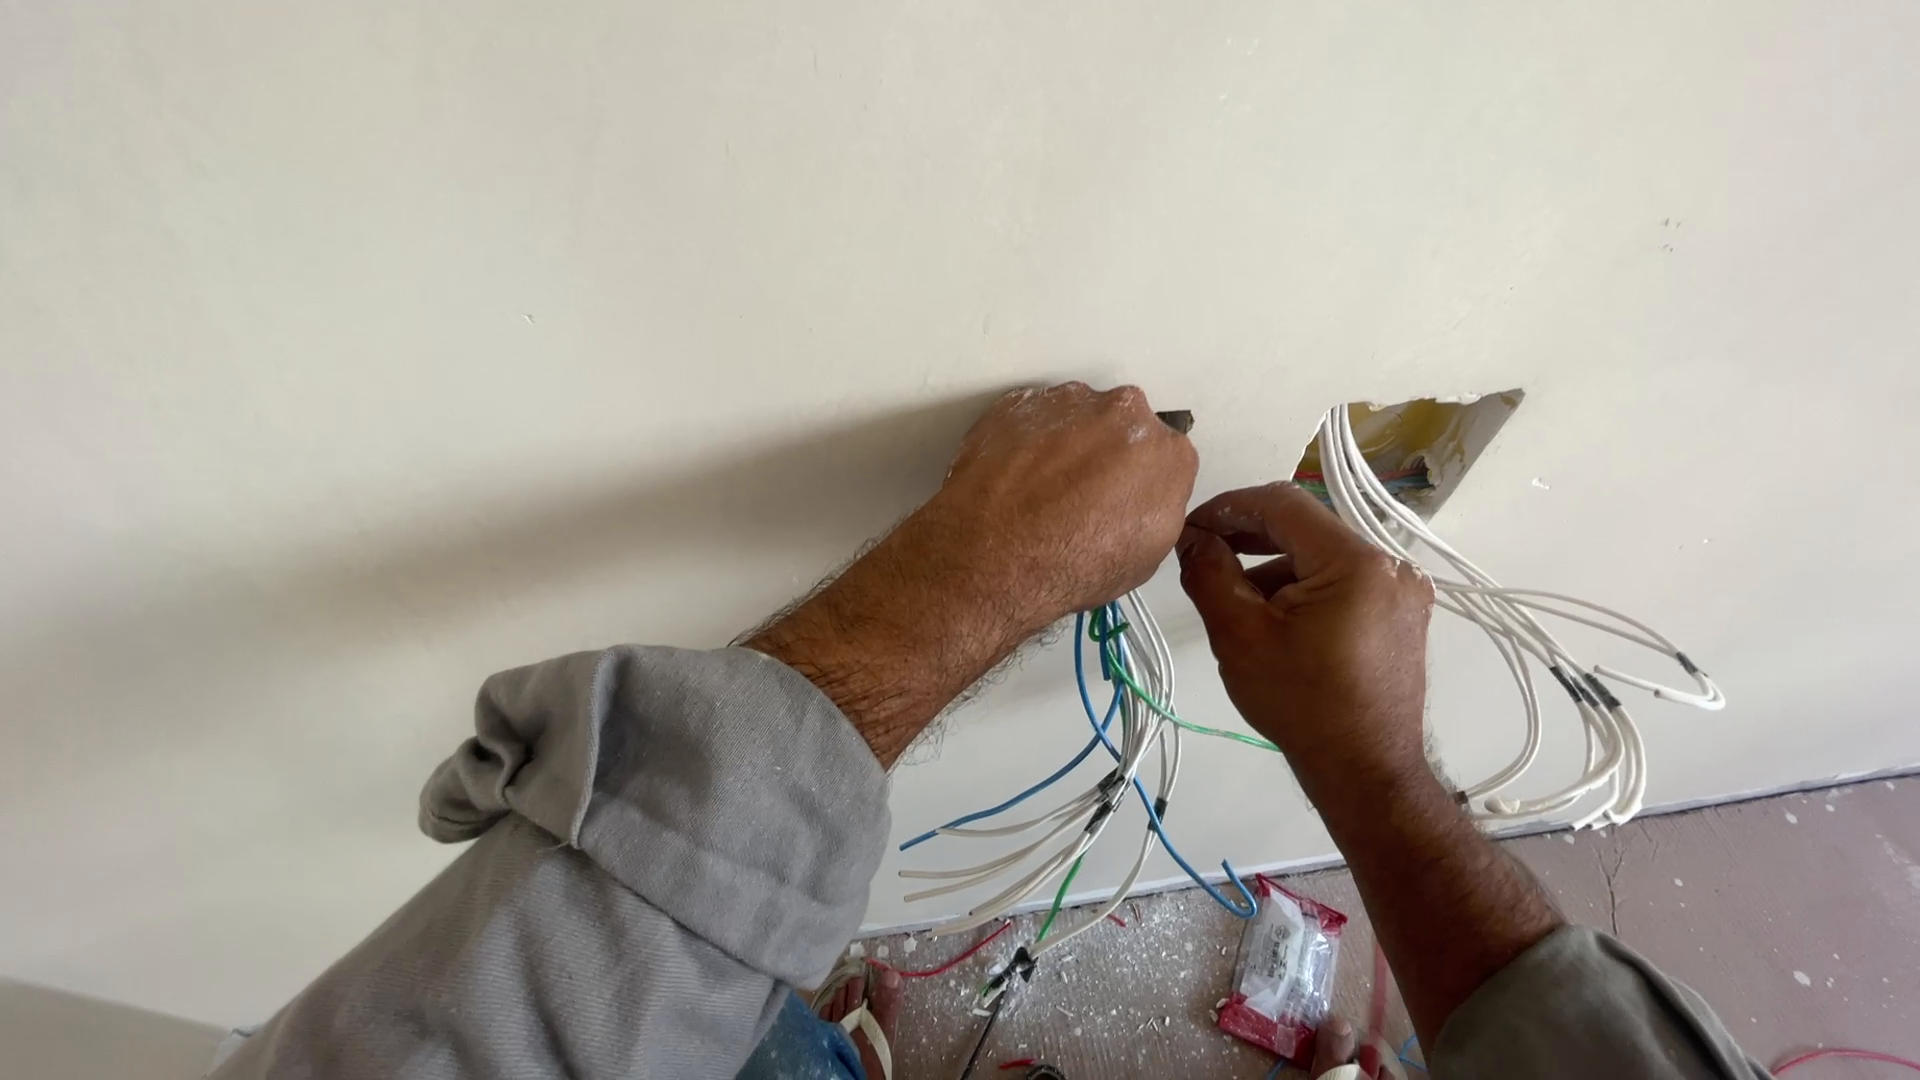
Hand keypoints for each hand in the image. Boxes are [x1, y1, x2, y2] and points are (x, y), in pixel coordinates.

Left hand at [747, 382, 1194, 766]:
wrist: (981, 565)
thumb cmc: (1058, 578)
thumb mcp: (1129, 567)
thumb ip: (1144, 525)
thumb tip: (1124, 515)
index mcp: (1160, 458)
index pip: (1169, 453)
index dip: (1135, 486)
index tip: (1112, 505)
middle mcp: (1116, 417)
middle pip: (1124, 426)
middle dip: (1104, 459)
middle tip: (1072, 502)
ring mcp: (1059, 408)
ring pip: (1073, 419)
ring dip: (1061, 447)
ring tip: (1031, 498)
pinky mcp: (1009, 410)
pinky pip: (1030, 419)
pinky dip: (1023, 442)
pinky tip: (1005, 482)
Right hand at [1175, 482, 1433, 783]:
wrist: (1364, 769)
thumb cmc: (1299, 702)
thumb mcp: (1239, 634)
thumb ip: (1208, 573)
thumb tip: (1190, 536)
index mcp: (1355, 562)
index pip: (1282, 503)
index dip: (1229, 507)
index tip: (1190, 529)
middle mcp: (1389, 564)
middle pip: (1304, 526)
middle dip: (1247, 535)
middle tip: (1202, 554)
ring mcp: (1400, 590)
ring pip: (1319, 554)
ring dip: (1272, 563)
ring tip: (1233, 597)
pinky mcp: (1399, 613)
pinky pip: (1339, 579)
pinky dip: (1300, 585)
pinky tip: (1273, 617)